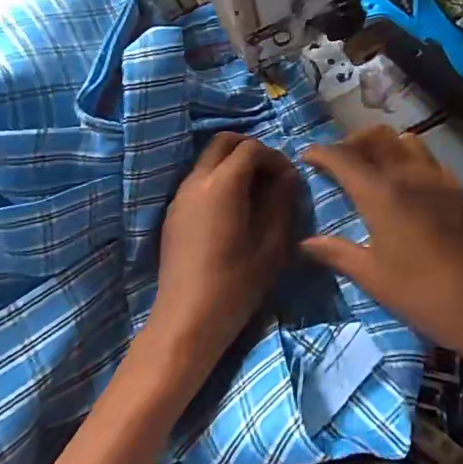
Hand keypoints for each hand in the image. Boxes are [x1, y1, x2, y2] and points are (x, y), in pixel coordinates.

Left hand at [147, 133, 297, 373]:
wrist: (186, 321)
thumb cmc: (235, 286)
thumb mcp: (272, 245)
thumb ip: (282, 203)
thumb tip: (287, 177)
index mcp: (222, 185)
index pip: (250, 148)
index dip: (274, 157)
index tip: (289, 180)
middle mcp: (196, 182)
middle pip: (222, 142)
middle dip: (250, 149)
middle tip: (271, 176)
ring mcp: (180, 197)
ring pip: (207, 159)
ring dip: (233, 164)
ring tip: (256, 193)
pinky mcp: (173, 213)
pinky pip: (198, 179)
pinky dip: (218, 179)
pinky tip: (234, 210)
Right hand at [300, 127, 462, 368]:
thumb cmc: (423, 294)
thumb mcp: (373, 277)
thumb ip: (336, 253)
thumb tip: (305, 243)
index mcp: (383, 194)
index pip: (344, 157)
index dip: (321, 152)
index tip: (307, 156)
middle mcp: (410, 175)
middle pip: (377, 137)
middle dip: (352, 142)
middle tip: (340, 162)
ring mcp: (440, 179)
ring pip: (407, 141)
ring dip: (385, 146)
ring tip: (374, 169)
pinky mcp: (461, 190)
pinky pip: (430, 160)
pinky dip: (411, 161)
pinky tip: (409, 188)